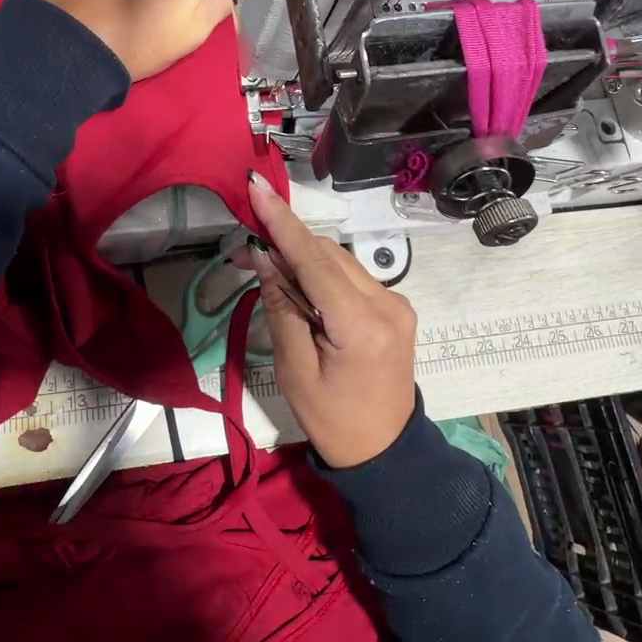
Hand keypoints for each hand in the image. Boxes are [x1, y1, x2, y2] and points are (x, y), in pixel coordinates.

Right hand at [248, 172, 418, 468]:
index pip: (315, 261)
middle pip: (328, 254)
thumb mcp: (295, 370)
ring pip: (340, 261)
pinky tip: (298, 285)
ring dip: (303, 257)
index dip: (282, 223)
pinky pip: (351, 276)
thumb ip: (282, 308)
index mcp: (362, 325)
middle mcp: (388, 304)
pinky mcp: (395, 307)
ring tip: (266, 266)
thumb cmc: (332, 421)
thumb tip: (266, 258)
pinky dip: (321, 273)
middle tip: (245, 245)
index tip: (257, 188)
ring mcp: (396, 303)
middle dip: (286, 242)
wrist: (385, 452)